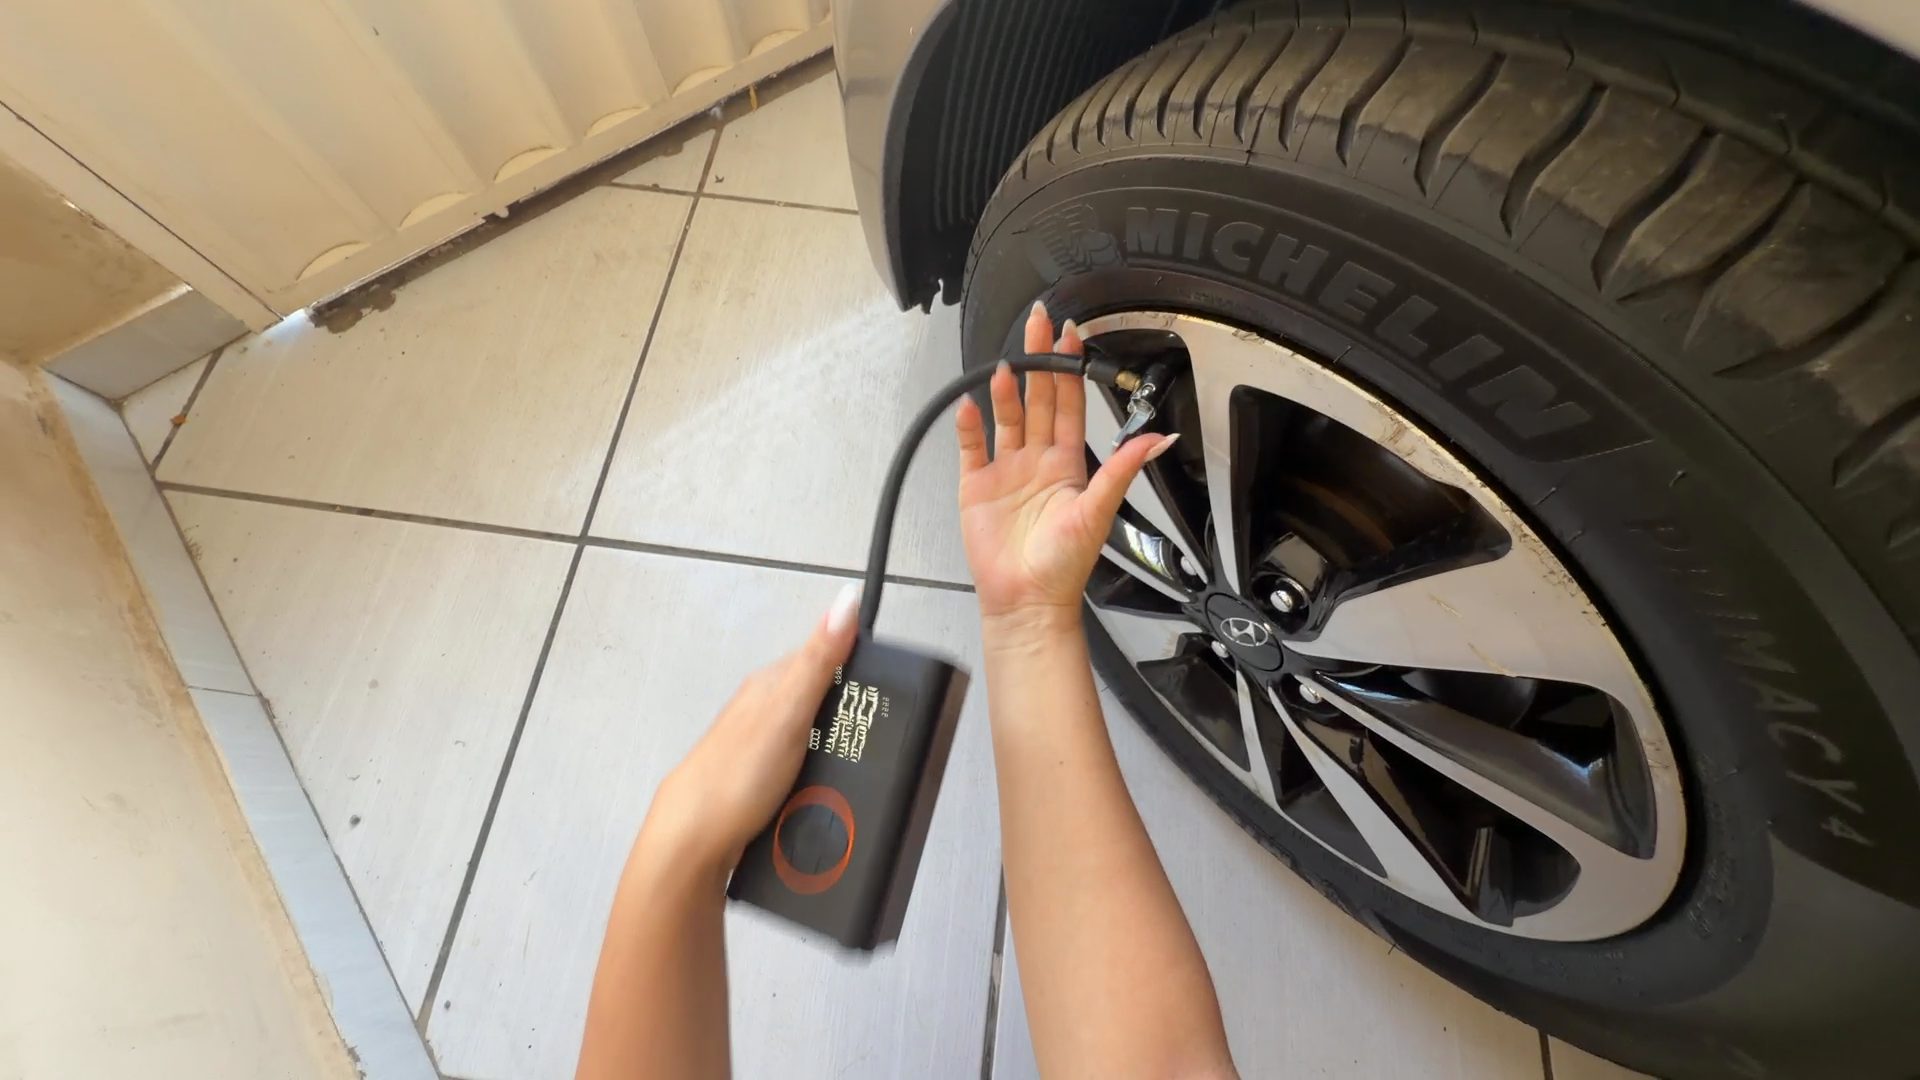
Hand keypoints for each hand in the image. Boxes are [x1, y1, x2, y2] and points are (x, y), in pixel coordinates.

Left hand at [638, 583, 861, 879]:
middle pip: (824, 704)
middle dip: (848, 726)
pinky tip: (820, 797)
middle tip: (861, 748)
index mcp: (770, 684)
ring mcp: (762, 746)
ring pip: (816, 742)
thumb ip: (819, 660)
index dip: (858, 670)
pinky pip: (805, 773)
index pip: (826, 657)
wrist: (692, 846)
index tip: (883, 691)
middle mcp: (764, 710)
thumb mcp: (788, 714)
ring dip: (834, 761)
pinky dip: (818, 783)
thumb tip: (845, 601)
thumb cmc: (731, 779)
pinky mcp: (763, 778)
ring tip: (840, 781)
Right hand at [956, 302, 1176, 632]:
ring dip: (1004, 391)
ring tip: (1003, 366)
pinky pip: (972, 448)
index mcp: (1068, 463)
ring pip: (1006, 419)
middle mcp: (1037, 460)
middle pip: (1037, 400)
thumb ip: (1122, 470)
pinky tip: (968, 405)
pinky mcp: (977, 486)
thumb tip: (1158, 439)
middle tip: (1035, 324)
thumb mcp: (1098, 512)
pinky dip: (969, 426)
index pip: (1069, 405)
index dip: (1068, 370)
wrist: (1026, 598)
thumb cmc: (1063, 564)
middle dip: (1037, 361)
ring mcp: (1006, 471)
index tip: (1068, 337)